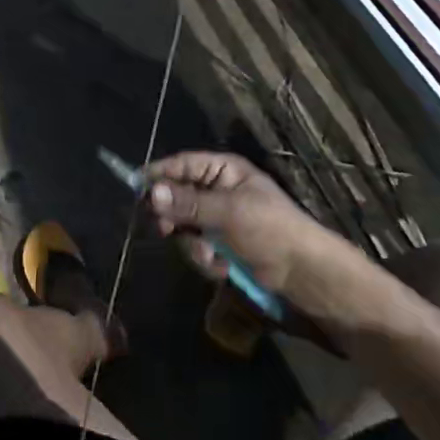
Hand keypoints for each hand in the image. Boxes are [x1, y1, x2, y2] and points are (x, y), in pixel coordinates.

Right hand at [145, 152, 361, 308]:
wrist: (304, 275)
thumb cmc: (270, 231)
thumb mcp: (228, 213)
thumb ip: (189, 203)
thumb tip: (151, 192)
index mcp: (225, 171)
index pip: (183, 164)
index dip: (159, 173)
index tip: (135, 186)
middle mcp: (219, 191)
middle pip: (178, 197)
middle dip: (176, 219)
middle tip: (168, 230)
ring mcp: (219, 220)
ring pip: (184, 228)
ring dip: (195, 246)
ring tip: (213, 257)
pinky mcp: (222, 246)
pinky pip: (197, 249)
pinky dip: (207, 261)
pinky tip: (223, 269)